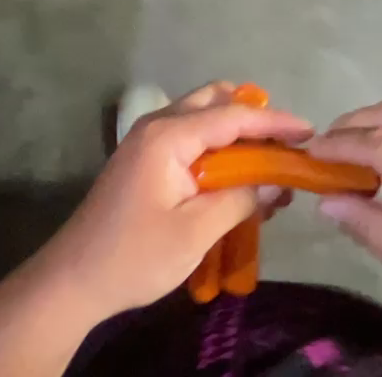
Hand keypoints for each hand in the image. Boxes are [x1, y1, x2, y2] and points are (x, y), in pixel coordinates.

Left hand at [34, 81, 313, 319]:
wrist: (72, 281)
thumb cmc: (134, 256)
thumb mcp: (194, 233)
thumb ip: (240, 200)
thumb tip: (278, 183)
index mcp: (168, 136)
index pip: (233, 115)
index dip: (274, 123)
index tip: (309, 131)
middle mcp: (158, 124)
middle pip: (216, 101)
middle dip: (255, 117)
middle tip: (287, 143)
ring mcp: (148, 139)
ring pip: (203, 115)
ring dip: (237, 130)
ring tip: (268, 158)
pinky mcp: (145, 157)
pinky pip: (190, 134)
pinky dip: (218, 143)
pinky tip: (236, 172)